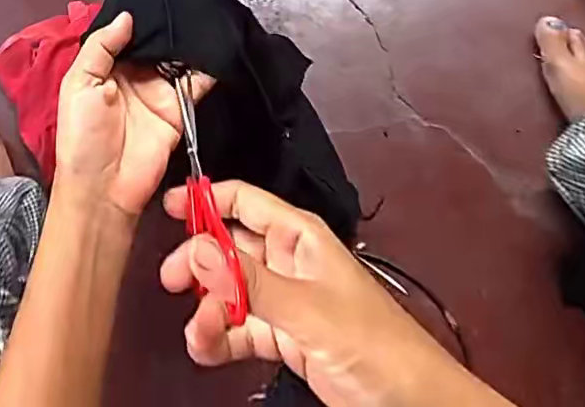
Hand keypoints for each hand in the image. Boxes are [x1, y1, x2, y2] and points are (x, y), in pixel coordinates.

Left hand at [53, 12, 213, 218]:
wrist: (104, 188)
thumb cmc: (82, 136)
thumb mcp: (78, 84)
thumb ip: (101, 47)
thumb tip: (128, 16)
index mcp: (108, 66)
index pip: (127, 33)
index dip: (140, 15)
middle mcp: (136, 74)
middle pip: (156, 42)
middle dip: (168, 23)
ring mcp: (160, 90)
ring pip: (179, 57)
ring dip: (189, 40)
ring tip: (204, 13)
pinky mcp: (180, 107)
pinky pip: (197, 82)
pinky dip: (208, 66)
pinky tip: (217, 46)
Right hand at [160, 181, 506, 406]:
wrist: (414, 402)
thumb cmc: (369, 342)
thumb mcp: (307, 309)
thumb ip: (250, 280)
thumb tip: (198, 247)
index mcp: (297, 234)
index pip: (245, 201)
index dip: (208, 198)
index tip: (171, 207)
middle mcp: (287, 259)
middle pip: (230, 247)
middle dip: (201, 262)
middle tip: (171, 281)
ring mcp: (284, 298)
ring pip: (231, 290)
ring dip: (209, 308)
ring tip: (200, 333)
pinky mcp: (284, 334)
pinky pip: (241, 326)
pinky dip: (222, 337)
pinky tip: (208, 349)